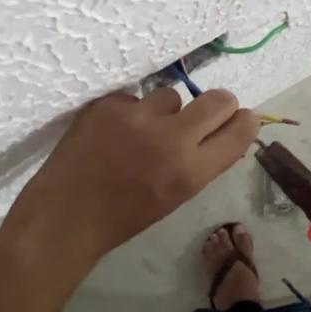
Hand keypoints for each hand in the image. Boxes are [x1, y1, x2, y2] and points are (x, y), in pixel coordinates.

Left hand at [6, 88, 259, 267]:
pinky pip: (134, 98)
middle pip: (218, 100)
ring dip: (165, 110)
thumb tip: (221, 131)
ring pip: (171, 95)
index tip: (239, 119)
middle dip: (219, 105)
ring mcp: (137, 117)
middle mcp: (170, 139)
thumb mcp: (175, 196)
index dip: (244, 122)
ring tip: (142, 132)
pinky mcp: (108, 104)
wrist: (66, 215)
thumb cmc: (123, 216)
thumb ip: (199, 163)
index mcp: (190, 172)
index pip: (238, 131)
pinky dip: (129, 113)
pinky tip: (112, 134)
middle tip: (207, 113)